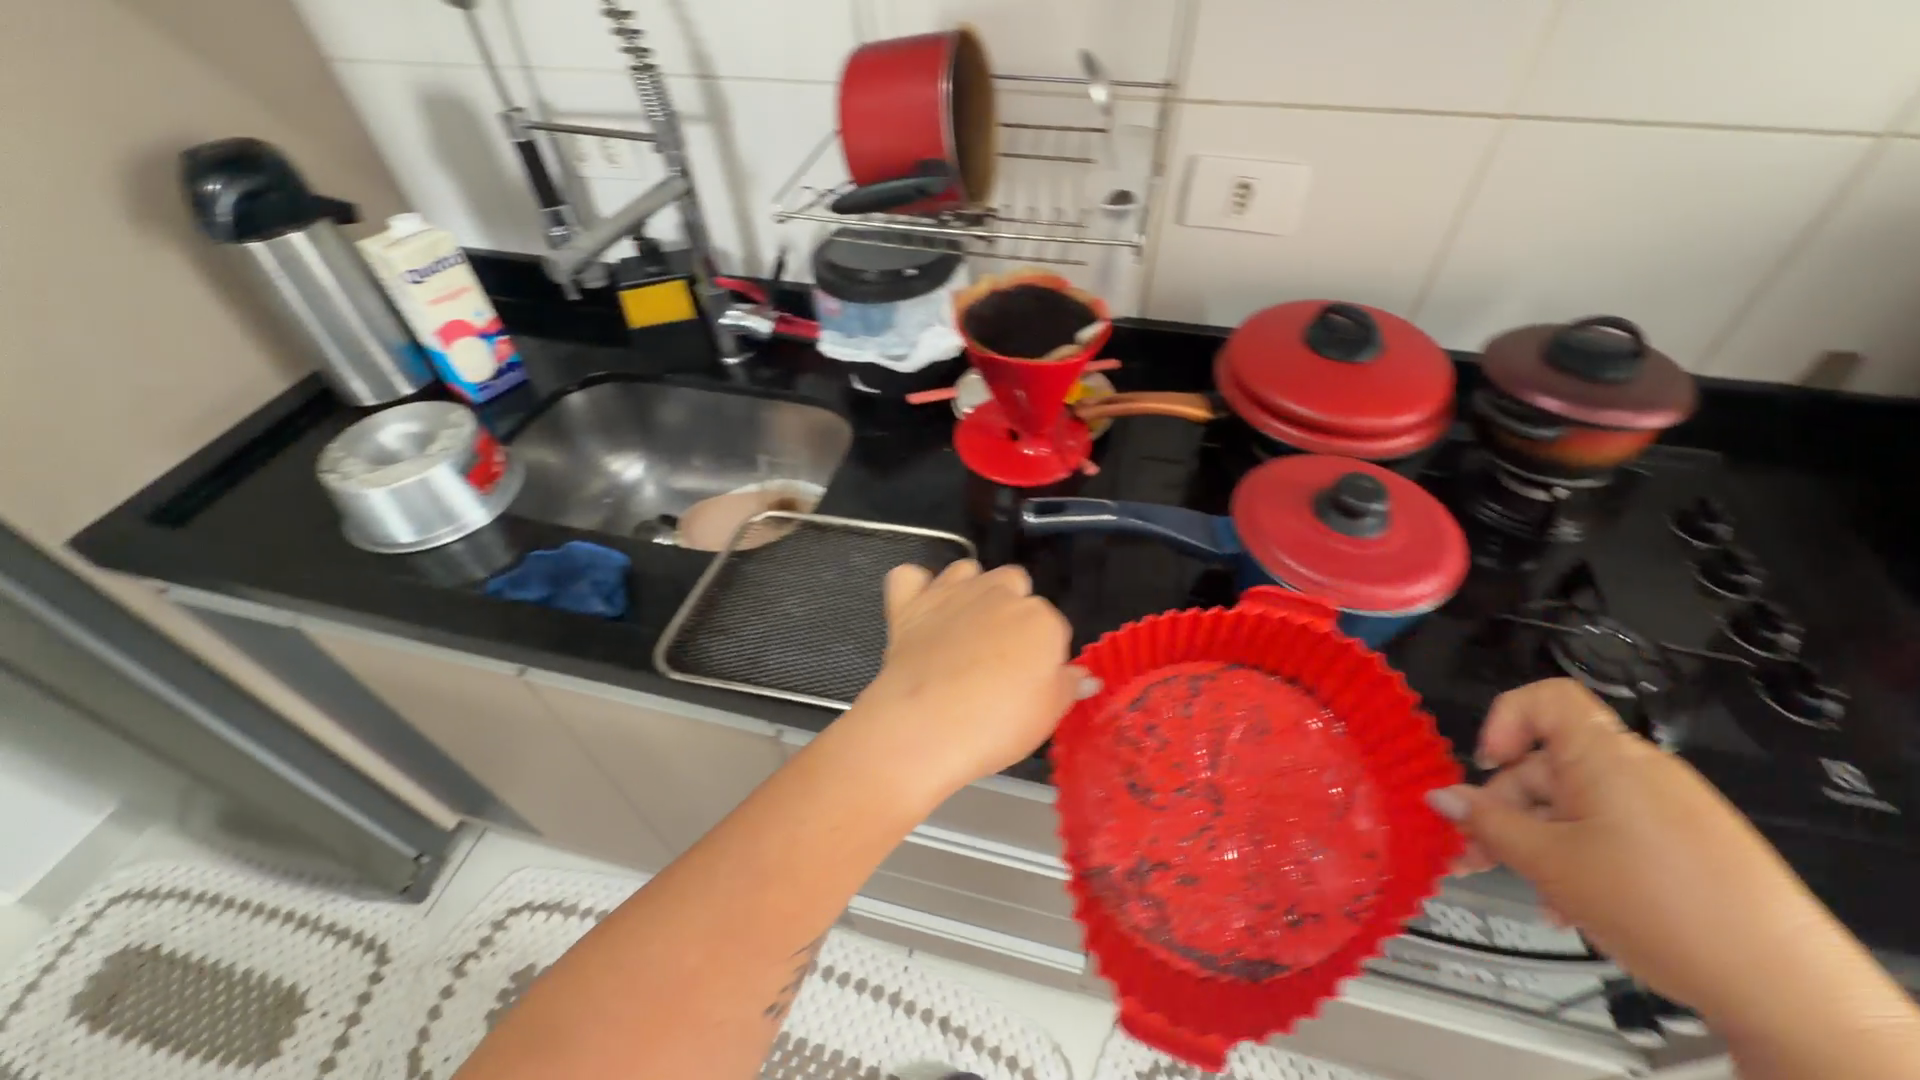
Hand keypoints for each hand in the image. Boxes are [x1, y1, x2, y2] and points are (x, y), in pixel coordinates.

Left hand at [835, 561, 1091, 804]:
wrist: (927, 727)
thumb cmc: (999, 725)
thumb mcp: (1049, 714)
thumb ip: (1069, 687)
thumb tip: (1087, 677)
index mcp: (1040, 618)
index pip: (1051, 624)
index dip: (1041, 651)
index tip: (1029, 679)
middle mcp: (998, 593)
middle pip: (1013, 583)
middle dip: (1010, 608)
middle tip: (999, 653)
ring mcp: (951, 593)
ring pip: (966, 570)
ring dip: (969, 588)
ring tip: (963, 627)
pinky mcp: (909, 604)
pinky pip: (909, 575)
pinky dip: (915, 586)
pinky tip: (920, 609)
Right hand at [1426, 679, 1843, 1024]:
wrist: (1781, 982)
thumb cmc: (1657, 907)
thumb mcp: (1549, 863)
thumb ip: (1488, 824)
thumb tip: (1441, 797)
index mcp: (1604, 757)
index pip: (1545, 699)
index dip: (1503, 722)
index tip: (1484, 768)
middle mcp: (1638, 769)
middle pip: (1549, 763)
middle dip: (1506, 807)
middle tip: (1476, 854)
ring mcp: (1667, 805)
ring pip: (1576, 805)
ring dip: (1539, 842)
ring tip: (1529, 892)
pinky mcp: (1687, 840)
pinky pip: (1613, 831)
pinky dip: (1581, 857)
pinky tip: (1571, 905)